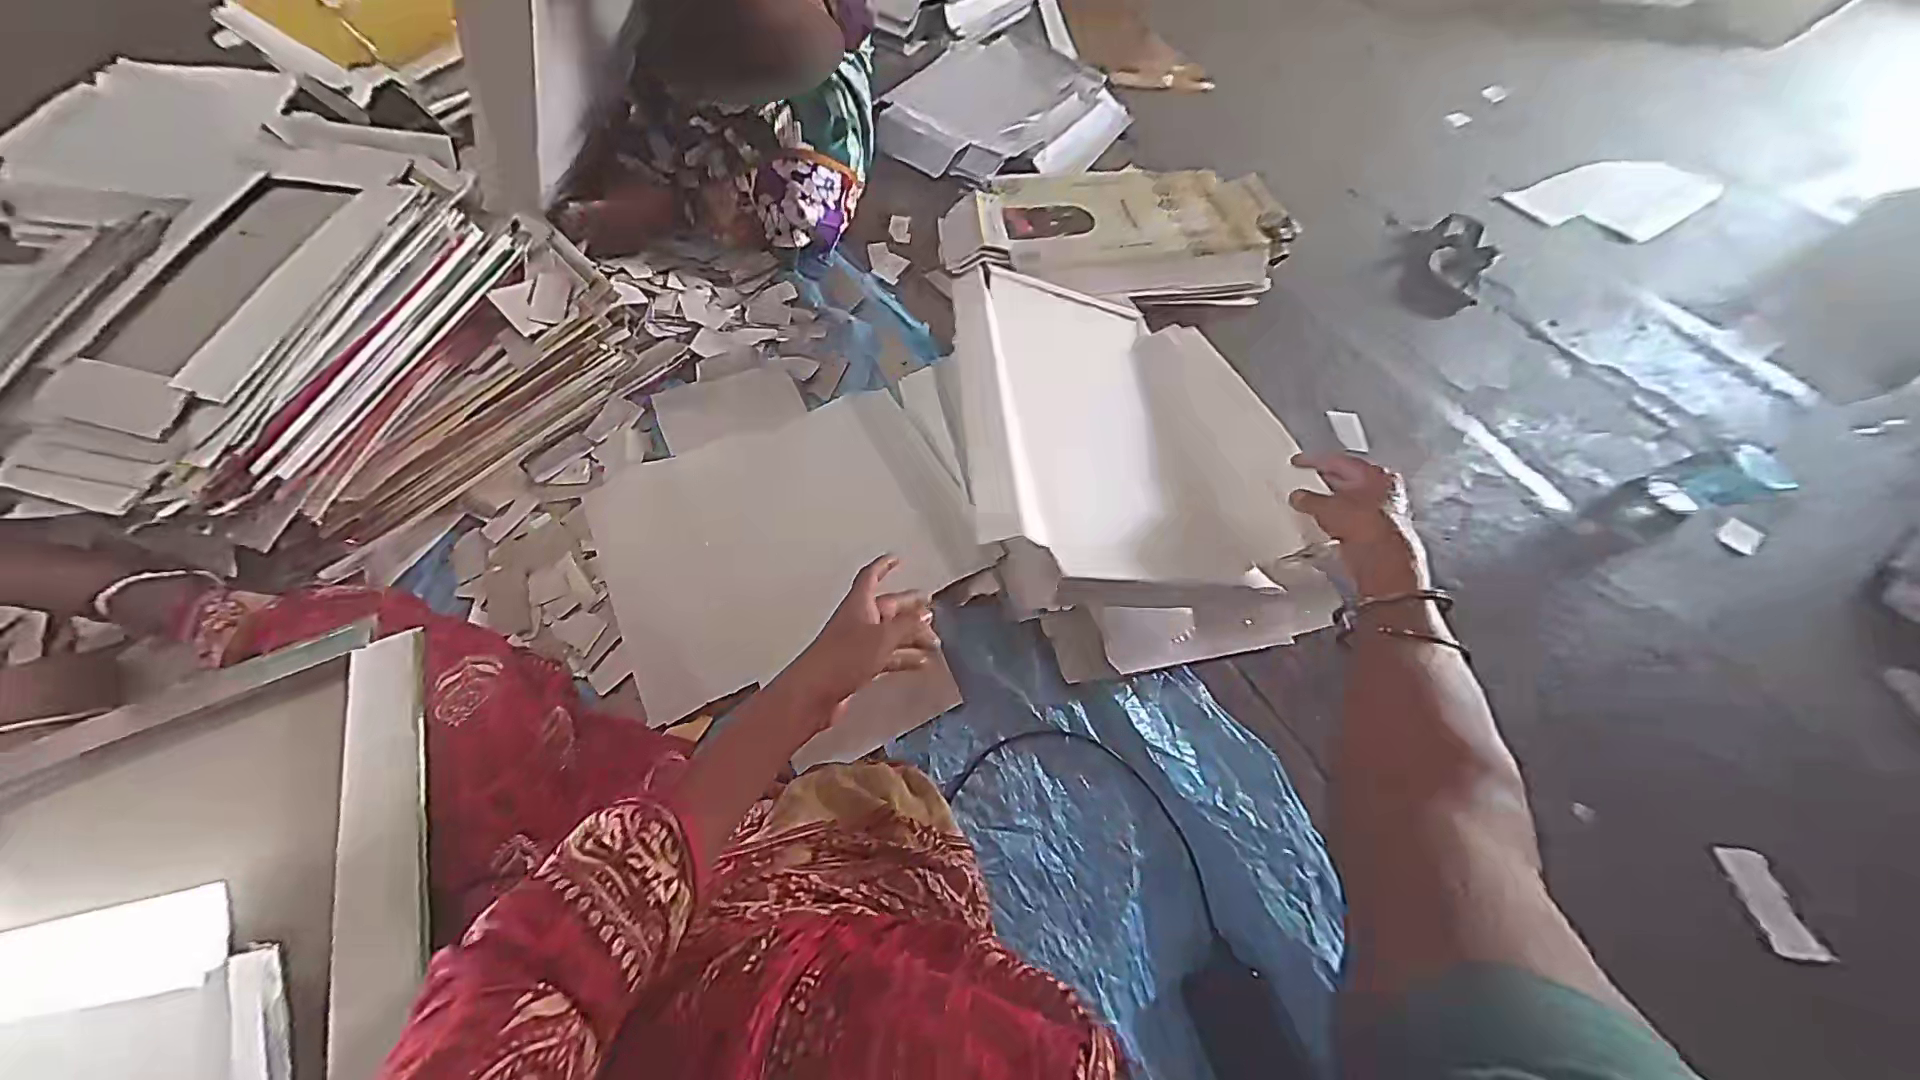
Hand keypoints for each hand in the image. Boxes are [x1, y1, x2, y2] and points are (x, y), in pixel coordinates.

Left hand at [769, 555, 938, 733]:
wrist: (814, 693)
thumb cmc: (842, 659)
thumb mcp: (882, 637)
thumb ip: (907, 625)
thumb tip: (926, 614)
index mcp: (859, 605)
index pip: (871, 577)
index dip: (884, 566)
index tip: (896, 559)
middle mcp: (858, 620)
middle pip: (887, 607)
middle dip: (909, 606)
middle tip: (928, 606)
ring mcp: (857, 644)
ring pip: (889, 633)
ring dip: (911, 635)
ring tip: (933, 640)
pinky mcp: (858, 666)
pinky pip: (886, 656)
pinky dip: (903, 658)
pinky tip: (919, 663)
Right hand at [1288, 453, 1429, 595]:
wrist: (1382, 558)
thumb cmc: (1367, 525)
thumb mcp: (1325, 507)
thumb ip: (1308, 499)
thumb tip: (1300, 497)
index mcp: (1375, 474)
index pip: (1338, 461)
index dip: (1313, 460)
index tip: (1298, 462)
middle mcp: (1382, 490)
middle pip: (1346, 479)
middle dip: (1323, 481)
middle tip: (1304, 481)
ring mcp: (1380, 511)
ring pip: (1347, 500)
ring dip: (1328, 501)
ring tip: (1309, 504)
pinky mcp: (1374, 530)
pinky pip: (1348, 519)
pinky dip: (1334, 519)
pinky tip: (1322, 523)